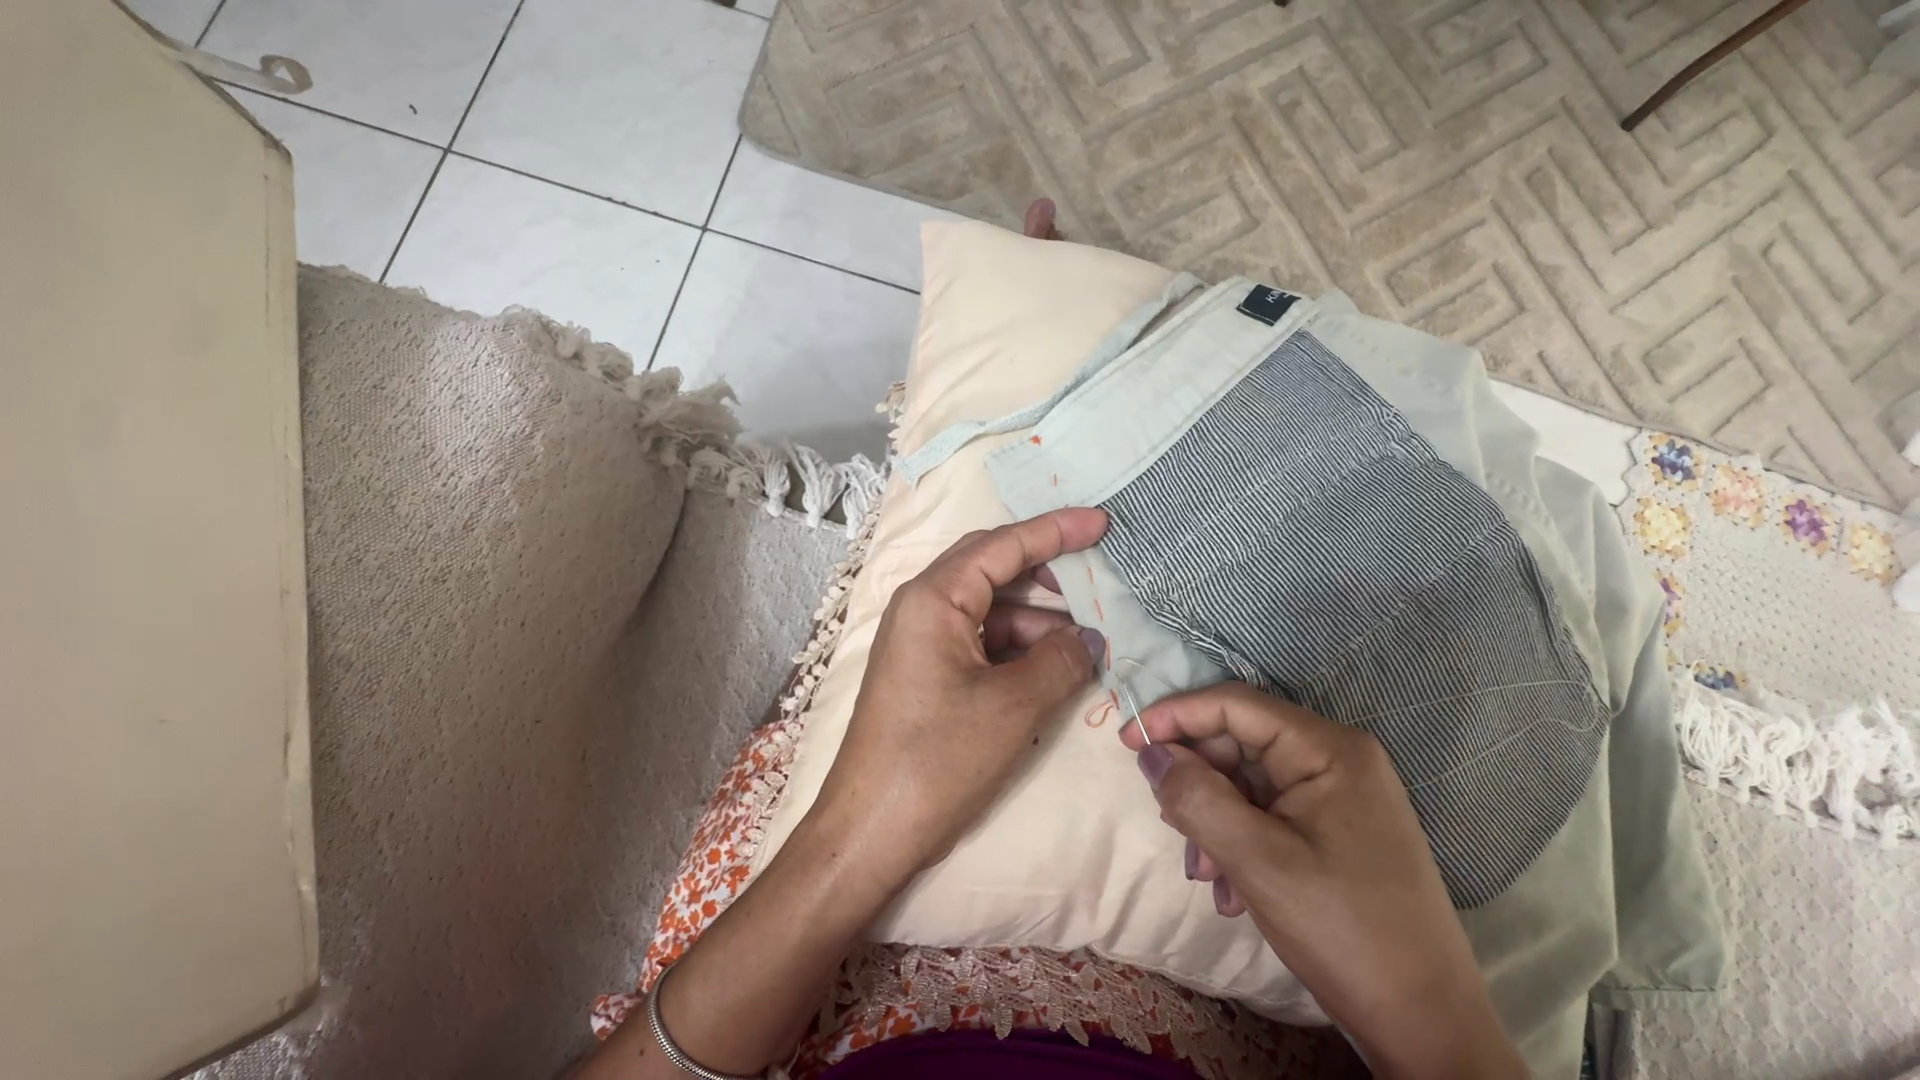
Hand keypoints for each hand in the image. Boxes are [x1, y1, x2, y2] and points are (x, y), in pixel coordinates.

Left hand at [809, 507, 1107, 877]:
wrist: (871, 830)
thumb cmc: (938, 759)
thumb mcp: (1014, 707)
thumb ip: (1061, 661)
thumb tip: (1091, 638)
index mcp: (933, 598)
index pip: (1002, 545)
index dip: (1055, 530)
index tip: (1102, 523)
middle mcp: (922, 608)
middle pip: (993, 570)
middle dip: (1048, 573)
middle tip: (1100, 579)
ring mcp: (921, 642)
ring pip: (991, 611)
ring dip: (1039, 623)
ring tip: (1091, 642)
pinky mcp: (926, 675)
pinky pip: (981, 644)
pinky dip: (1019, 651)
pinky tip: (1056, 670)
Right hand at [1121, 683, 1525, 1079]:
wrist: (1426, 1020)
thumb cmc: (1343, 929)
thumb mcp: (1257, 860)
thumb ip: (1197, 797)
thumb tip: (1151, 752)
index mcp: (1327, 749)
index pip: (1235, 704)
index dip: (1175, 715)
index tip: (1126, 743)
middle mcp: (1337, 759)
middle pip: (1240, 744)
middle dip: (1197, 782)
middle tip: (1169, 824)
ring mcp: (1341, 795)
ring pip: (1249, 783)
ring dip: (1213, 820)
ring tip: (1203, 874)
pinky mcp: (1338, 830)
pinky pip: (1269, 814)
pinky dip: (1238, 842)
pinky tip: (1230, 891)